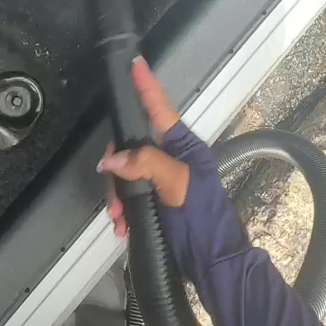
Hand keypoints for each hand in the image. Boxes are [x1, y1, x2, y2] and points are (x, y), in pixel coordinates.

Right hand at [99, 57, 190, 235]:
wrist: (213, 262)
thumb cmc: (203, 217)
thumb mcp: (177, 183)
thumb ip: (145, 164)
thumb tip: (113, 160)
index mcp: (182, 145)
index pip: (159, 108)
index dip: (146, 85)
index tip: (134, 63)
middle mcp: (170, 157)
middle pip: (131, 145)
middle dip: (117, 168)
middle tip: (114, 191)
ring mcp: (162, 179)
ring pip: (126, 173)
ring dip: (118, 194)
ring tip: (119, 217)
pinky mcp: (156, 201)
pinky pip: (129, 195)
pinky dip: (122, 209)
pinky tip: (122, 225)